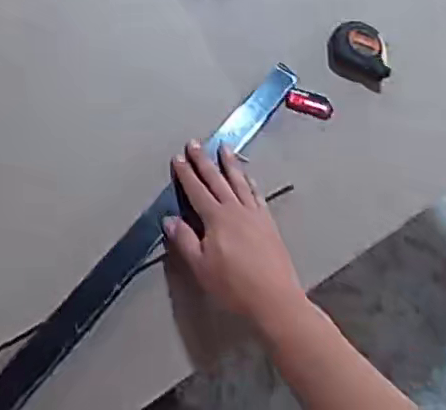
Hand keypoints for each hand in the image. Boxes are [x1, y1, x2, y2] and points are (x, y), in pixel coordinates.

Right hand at [163, 140, 304, 324]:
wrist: (277, 301)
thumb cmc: (234, 286)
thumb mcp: (201, 266)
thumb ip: (184, 240)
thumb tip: (169, 219)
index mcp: (215, 218)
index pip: (196, 189)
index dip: (185, 173)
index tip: (178, 157)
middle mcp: (234, 209)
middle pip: (216, 179)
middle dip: (203, 160)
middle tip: (195, 143)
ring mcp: (254, 215)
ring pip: (239, 182)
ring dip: (229, 163)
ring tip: (224, 147)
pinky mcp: (268, 224)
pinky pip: (257, 196)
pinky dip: (251, 183)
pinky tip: (248, 177)